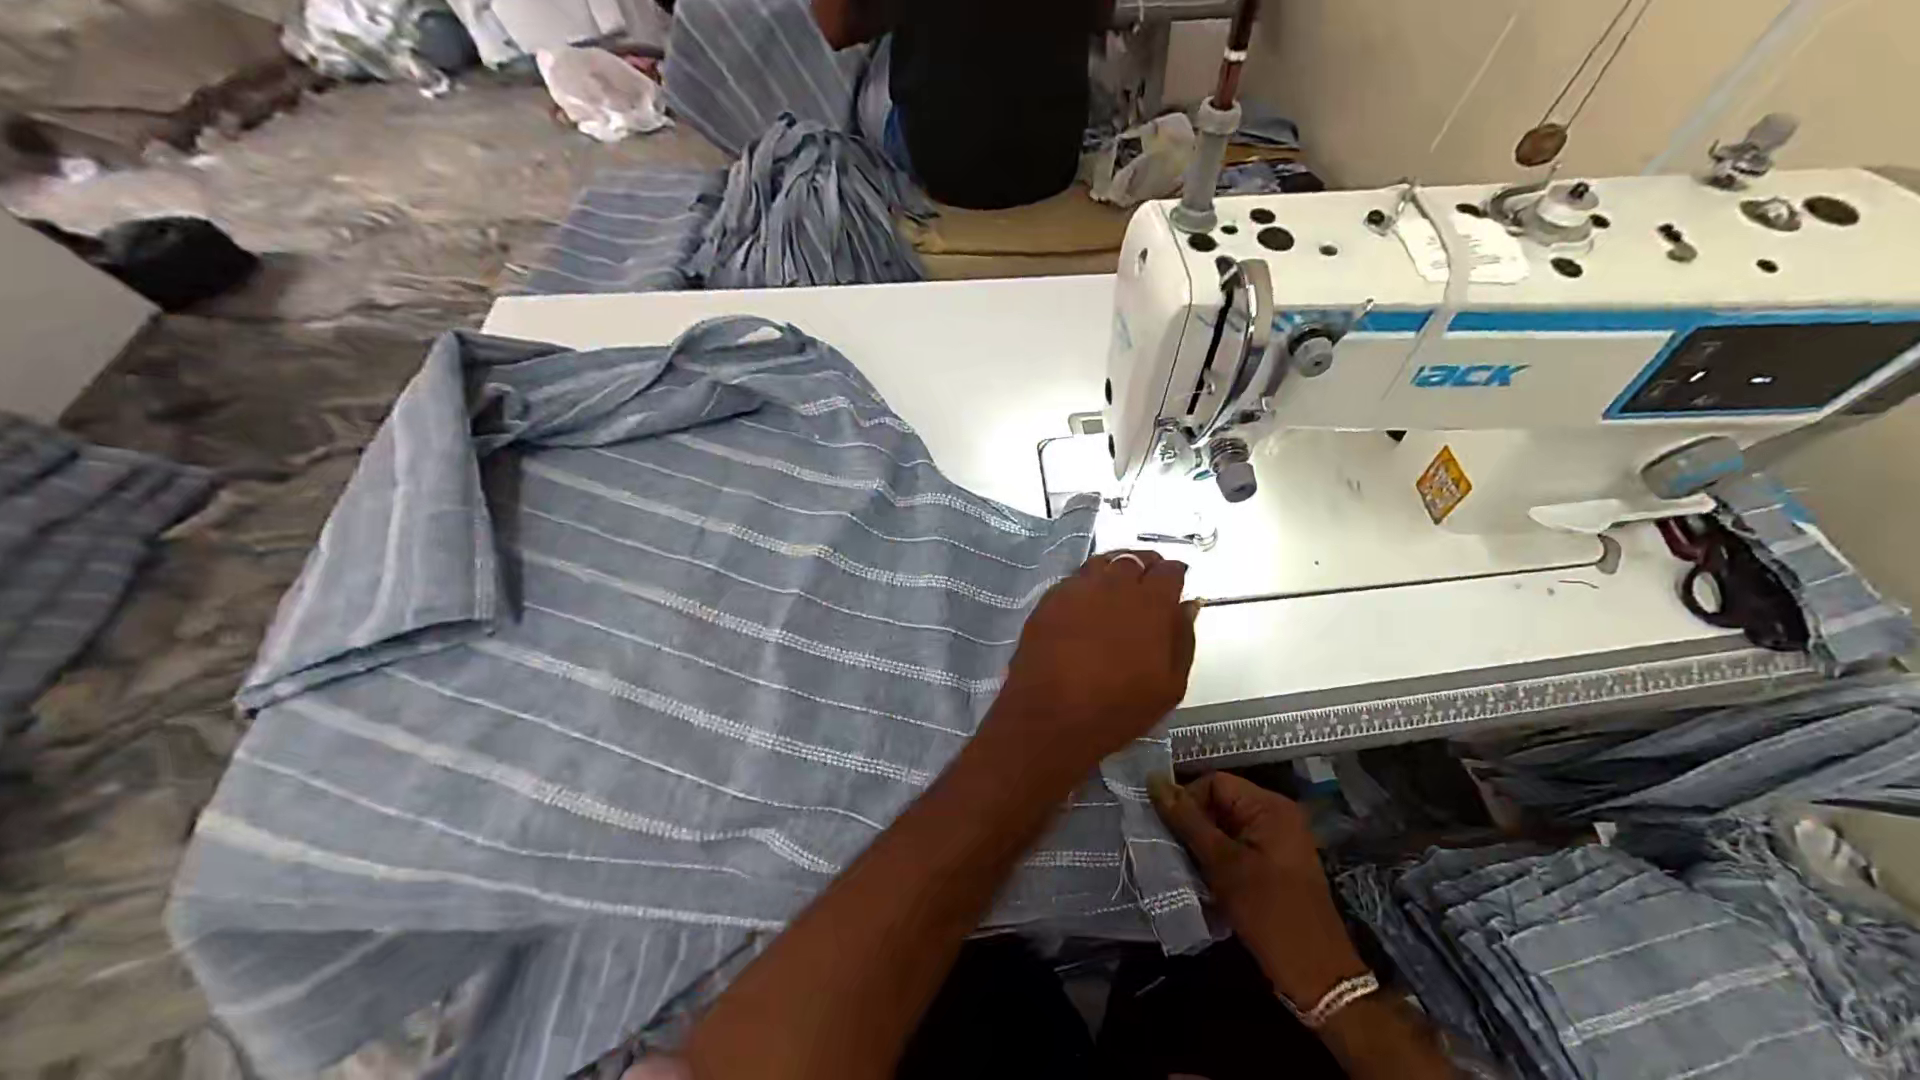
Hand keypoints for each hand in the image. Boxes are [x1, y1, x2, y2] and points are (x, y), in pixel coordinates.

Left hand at [984, 550, 1197, 778]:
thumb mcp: (1169, 685)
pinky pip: (1074, 579)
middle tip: (1148, 582)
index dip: (1175, 574)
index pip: (1169, 570)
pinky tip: (1088, 600)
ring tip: (1119, 585)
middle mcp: (1114, 586)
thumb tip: (1187, 606)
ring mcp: (1077, 589)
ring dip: (1116, 568)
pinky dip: (1087, 582)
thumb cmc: (1118, 707)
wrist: (1051, 715)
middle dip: (1146, 566)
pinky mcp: (1049, 600)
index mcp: (1150, 603)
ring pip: (1102, 562)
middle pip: (1134, 559)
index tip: (1176, 582)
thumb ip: (1182, 638)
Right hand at [1149, 772, 1367, 1007]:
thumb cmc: (1269, 912)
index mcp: (1270, 806)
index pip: (1214, 782)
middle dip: (1193, 823)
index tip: (1170, 832)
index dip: (1188, 800)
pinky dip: (1218, 857)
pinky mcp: (1275, 863)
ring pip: (1225, 825)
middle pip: (1220, 801)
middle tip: (1174, 849)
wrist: (1315, 974)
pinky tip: (1206, 878)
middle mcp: (1276, 814)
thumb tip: (1153, 781)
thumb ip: (1187, 820)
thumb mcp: (1222, 863)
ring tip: (1186, 865)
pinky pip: (1237, 845)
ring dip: (1203, 843)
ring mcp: (1278, 840)